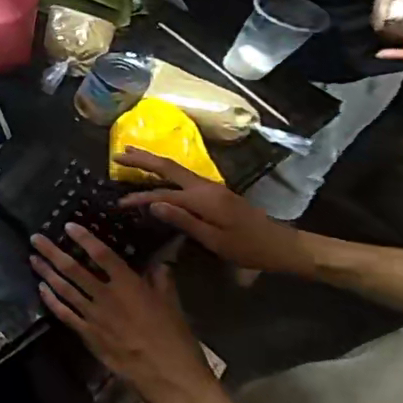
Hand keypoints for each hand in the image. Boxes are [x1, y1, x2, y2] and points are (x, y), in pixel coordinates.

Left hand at [29, 224, 221, 402]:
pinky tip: (42, 289)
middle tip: (36, 238)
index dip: (84, 238)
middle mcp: (106, 296)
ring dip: (47, 272)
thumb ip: (161, 279)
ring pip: (64, 289)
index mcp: (129, 285)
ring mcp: (94, 316)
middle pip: (73, 268)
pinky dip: (51, 300)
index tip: (68, 226)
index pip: (102, 254)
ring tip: (33, 258)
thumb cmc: (176, 339)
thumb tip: (158, 261)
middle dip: (52, 252)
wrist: (170, 378)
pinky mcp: (88, 335)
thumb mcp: (173, 304)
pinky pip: (64, 314)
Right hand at [115, 150, 311, 274]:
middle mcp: (205, 187)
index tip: (119, 203)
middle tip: (117, 154)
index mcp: (202, 199)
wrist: (284, 246)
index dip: (138, 198)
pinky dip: (164, 170)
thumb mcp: (215, 240)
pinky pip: (182, 176)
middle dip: (142, 159)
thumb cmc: (249, 248)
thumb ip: (183, 220)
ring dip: (152, 161)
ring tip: (131, 154)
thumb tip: (153, 204)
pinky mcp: (215, 192)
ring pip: (175, 168)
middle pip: (168, 167)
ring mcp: (211, 187)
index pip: (162, 194)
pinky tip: (157, 171)